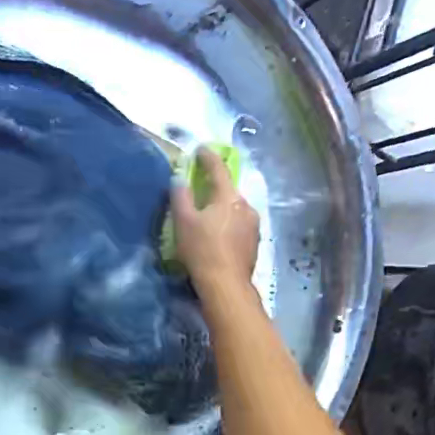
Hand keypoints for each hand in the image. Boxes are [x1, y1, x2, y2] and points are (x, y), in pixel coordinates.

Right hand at [170, 146, 259, 294]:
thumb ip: (181, 196)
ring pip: (234, 207)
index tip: (200, 149)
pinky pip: (239, 223)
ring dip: (221, 206)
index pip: (218, 169)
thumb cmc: (202, 249)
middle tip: (199, 186)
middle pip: (228, 189)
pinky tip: (217, 233)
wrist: (226, 284)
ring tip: (207, 214)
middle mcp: (246, 206)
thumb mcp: (183, 221)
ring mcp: (253, 224)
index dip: (208, 157)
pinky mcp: (254, 242)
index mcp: (228, 197)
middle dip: (214, 185)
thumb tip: (179, 178)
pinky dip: (227, 222)